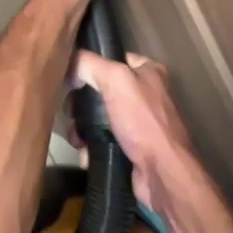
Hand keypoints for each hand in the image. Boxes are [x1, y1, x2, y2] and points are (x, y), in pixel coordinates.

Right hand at [72, 50, 198, 210]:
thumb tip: (69, 68)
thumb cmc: (142, 121)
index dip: (90, 67)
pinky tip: (85, 153)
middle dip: (82, 104)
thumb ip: (88, 64)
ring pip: (100, 117)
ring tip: (76, 139)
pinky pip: (104, 139)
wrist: (163, 174)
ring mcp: (140, 122)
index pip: (112, 59)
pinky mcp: (133, 147)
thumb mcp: (115, 80)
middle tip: (71, 114)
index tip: (70, 80)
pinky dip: (92, 146)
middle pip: (102, 90)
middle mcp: (146, 94)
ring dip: (83, 128)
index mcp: (148, 71)